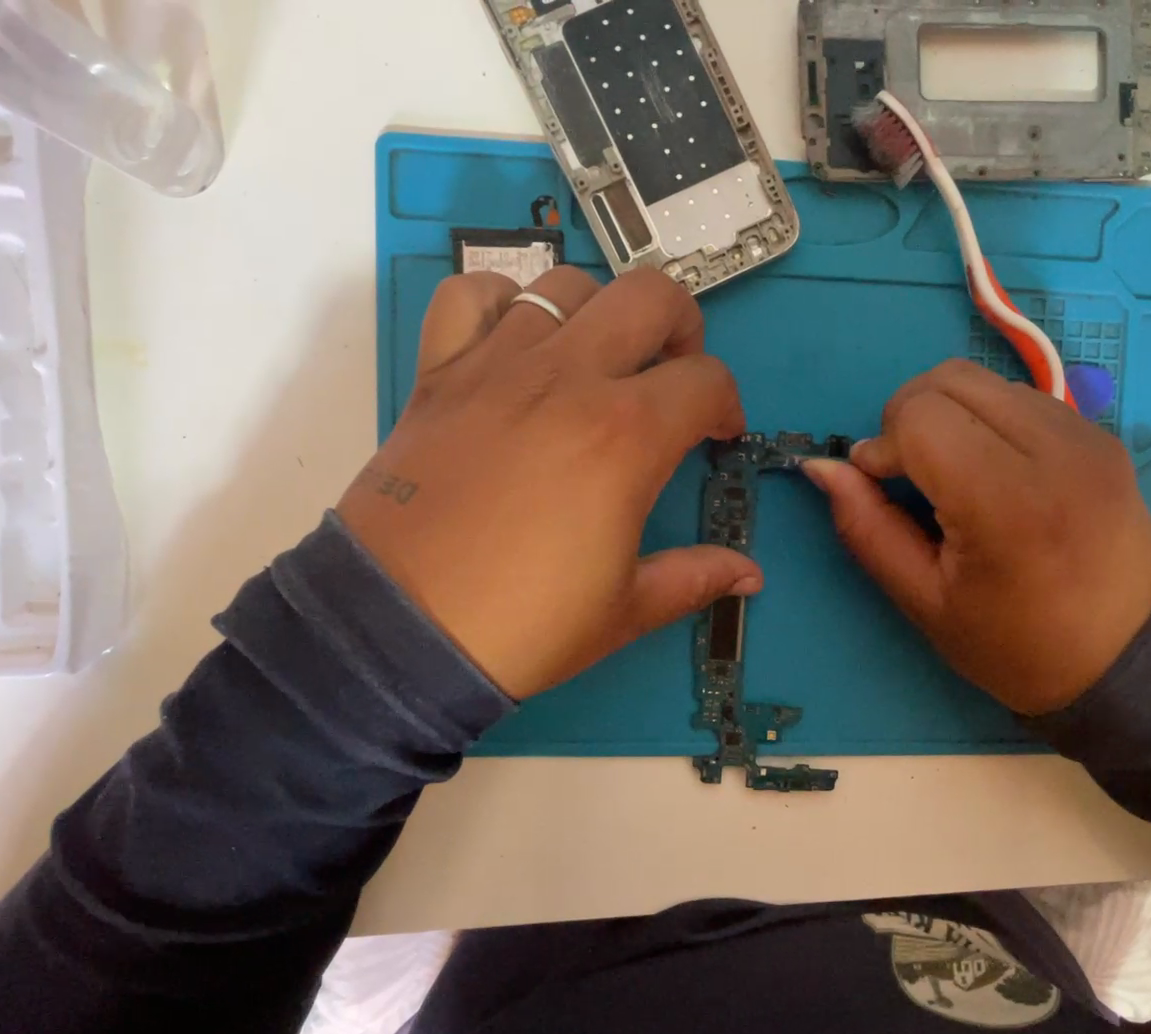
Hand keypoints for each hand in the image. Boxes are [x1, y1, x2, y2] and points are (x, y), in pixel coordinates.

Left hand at [338, 267, 757, 699]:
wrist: (399, 631)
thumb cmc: (523, 623)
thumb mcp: (626, 609)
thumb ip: (696, 578)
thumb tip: (751, 575)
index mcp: (626, 435)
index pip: (707, 381)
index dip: (727, 407)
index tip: (717, 437)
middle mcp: (568, 378)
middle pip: (650, 297)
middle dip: (682, 328)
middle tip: (674, 376)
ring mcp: (497, 367)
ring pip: (566, 285)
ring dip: (600, 314)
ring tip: (598, 361)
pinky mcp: (439, 374)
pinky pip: (468, 297)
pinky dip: (498, 303)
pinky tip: (513, 344)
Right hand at [802, 360, 1150, 714]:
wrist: (1129, 661)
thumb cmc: (1016, 646)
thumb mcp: (925, 600)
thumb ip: (866, 527)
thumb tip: (823, 466)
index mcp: (1006, 503)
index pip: (920, 416)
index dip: (883, 444)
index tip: (879, 484)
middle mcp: (1054, 451)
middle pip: (949, 380)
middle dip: (907, 416)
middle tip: (907, 472)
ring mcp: (1085, 436)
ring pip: (985, 381)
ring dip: (947, 413)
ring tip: (951, 473)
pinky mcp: (1101, 436)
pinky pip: (1022, 397)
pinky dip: (986, 419)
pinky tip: (992, 470)